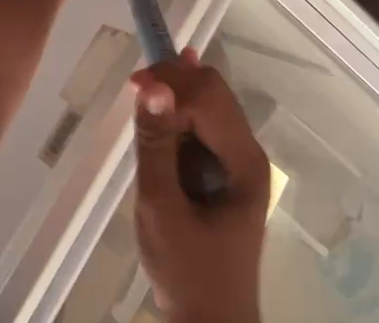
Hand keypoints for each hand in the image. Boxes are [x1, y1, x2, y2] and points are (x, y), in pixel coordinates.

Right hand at [131, 50, 268, 322]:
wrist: (208, 319)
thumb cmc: (186, 269)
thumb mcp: (160, 207)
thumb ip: (155, 144)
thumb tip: (152, 86)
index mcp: (243, 162)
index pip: (208, 96)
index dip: (171, 82)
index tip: (131, 88)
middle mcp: (247, 153)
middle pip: (213, 91)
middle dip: (173, 80)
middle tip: (133, 90)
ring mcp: (236, 162)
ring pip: (207, 103)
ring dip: (175, 93)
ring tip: (140, 97)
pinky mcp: (221, 171)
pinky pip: (201, 125)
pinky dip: (178, 110)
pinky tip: (160, 100)